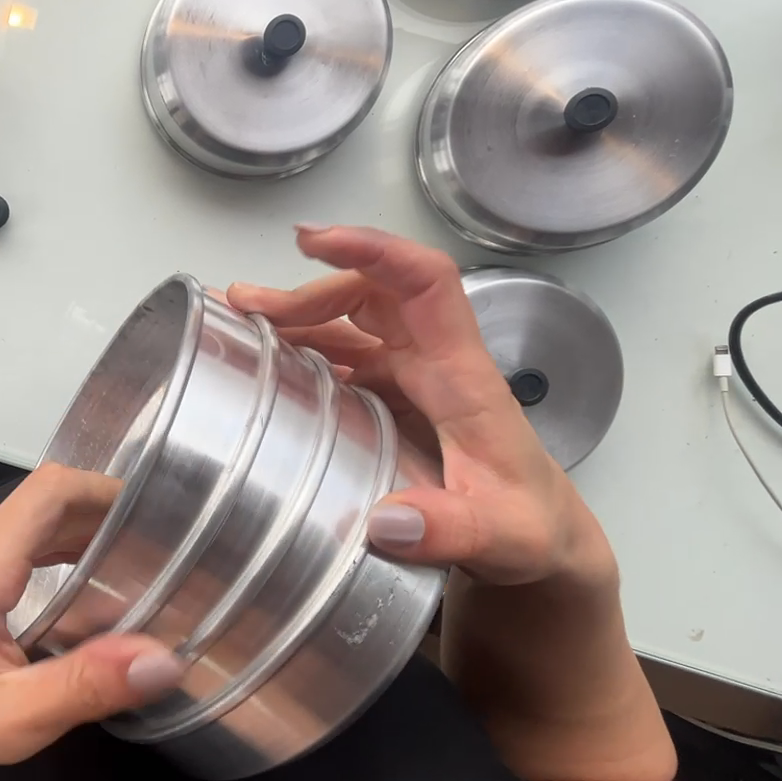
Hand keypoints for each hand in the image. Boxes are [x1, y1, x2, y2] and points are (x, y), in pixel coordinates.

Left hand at [0, 464, 184, 778]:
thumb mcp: (5, 721)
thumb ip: (84, 686)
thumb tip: (163, 660)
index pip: (52, 490)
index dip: (110, 491)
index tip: (159, 516)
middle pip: (47, 501)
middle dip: (106, 522)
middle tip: (162, 560)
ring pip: (29, 516)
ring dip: (80, 536)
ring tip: (132, 572)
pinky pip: (8, 533)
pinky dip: (49, 548)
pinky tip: (80, 583)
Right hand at [227, 225, 614, 587]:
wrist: (544, 539)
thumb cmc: (531, 528)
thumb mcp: (505, 538)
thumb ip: (452, 529)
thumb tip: (381, 522)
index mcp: (460, 375)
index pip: (425, 284)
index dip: (372, 251)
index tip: (312, 241)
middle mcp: (433, 363)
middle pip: (372, 296)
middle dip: (308, 292)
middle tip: (246, 308)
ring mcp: (412, 379)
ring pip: (352, 323)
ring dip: (297, 317)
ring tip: (238, 321)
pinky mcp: (393, 399)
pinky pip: (344, 357)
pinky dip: (303, 350)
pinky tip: (269, 363)